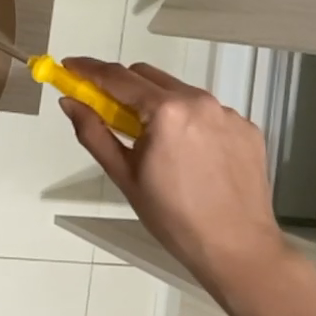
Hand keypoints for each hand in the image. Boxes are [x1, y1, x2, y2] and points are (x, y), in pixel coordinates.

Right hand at [59, 60, 290, 298]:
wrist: (238, 250)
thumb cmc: (173, 216)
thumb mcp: (124, 175)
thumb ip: (93, 131)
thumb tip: (69, 101)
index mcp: (166, 111)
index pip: (117, 77)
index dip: (88, 69)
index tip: (69, 66)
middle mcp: (199, 101)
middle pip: (147, 75)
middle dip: (122, 85)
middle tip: (106, 107)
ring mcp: (227, 113)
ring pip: (178, 91)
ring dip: (156, 102)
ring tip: (152, 139)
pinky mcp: (247, 127)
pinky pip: (206, 110)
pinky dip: (187, 120)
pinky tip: (188, 152)